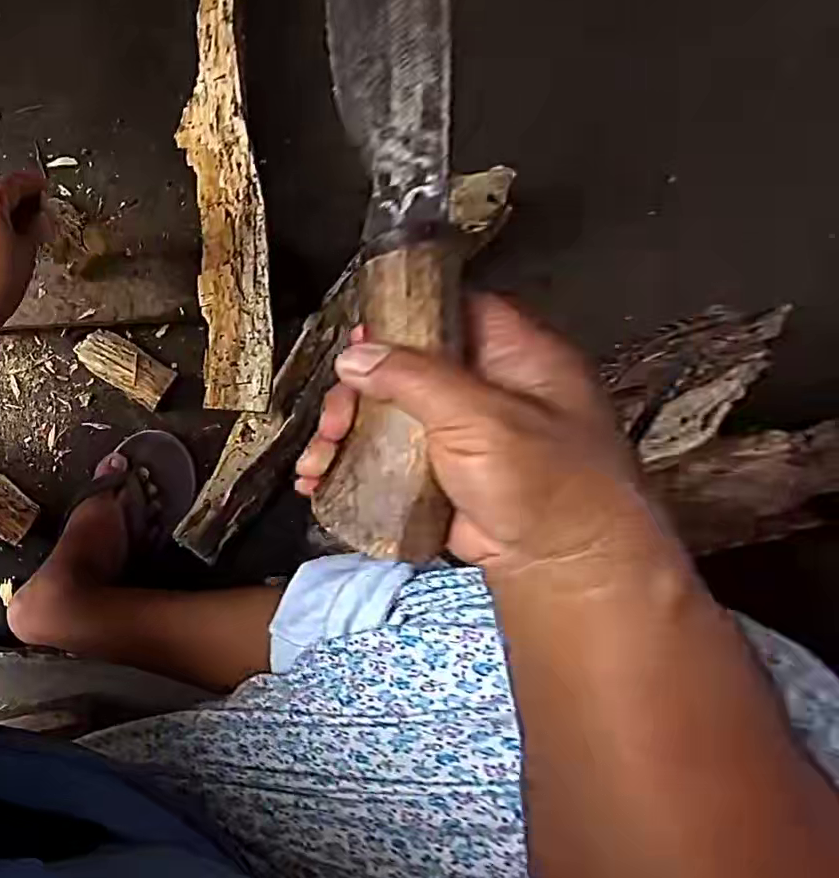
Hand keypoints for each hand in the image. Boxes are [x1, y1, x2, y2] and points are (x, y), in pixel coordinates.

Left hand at [0, 170, 49, 330]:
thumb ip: (33, 227)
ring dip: (0, 213)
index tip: (42, 187)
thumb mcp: (26, 253)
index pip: (13, 183)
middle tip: (35, 209)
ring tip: (20, 229)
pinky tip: (0, 242)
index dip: (32, 184)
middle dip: (16, 198)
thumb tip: (37, 217)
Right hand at [294, 293, 673, 575]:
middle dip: (353, 395)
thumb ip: (415, 379)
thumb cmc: (546, 484)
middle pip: (399, 369)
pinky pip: (374, 455)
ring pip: (378, 414)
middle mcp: (482, 389)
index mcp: (516, 360)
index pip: (458, 313)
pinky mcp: (429, 469)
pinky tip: (319, 480)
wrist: (559, 564)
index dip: (408, 316)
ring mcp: (452, 432)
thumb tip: (354, 355)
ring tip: (317, 462)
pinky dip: (342, 465)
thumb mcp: (482, 419)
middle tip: (333, 421)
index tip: (360, 335)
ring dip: (337, 435)